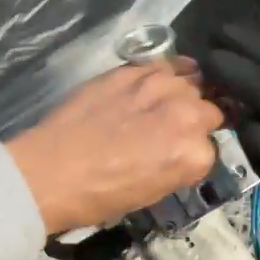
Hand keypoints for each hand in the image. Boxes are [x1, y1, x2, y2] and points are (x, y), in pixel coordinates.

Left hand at [6, 60, 223, 234]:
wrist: (50, 171)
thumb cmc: (99, 195)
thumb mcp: (152, 191)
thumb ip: (177, 163)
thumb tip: (179, 147)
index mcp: (193, 153)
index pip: (209, 146)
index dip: (191, 150)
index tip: (175, 155)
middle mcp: (186, 114)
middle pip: (205, 109)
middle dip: (191, 119)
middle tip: (165, 130)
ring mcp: (158, 87)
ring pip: (188, 81)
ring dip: (179, 92)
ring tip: (161, 103)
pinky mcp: (130, 70)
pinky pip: (161, 64)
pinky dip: (162, 71)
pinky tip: (155, 79)